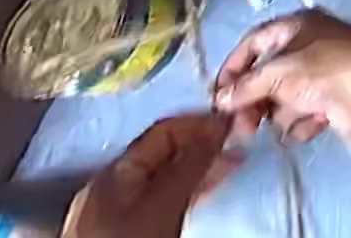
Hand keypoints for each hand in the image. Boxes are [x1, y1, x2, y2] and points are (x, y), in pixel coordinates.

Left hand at [62, 113, 237, 237]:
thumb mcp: (167, 199)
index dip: (201, 123)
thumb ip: (194, 158)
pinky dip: (191, 187)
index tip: (233, 125)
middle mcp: (112, 188)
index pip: (165, 130)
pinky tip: (209, 189)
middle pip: (167, 151)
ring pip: (169, 175)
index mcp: (114, 174)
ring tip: (232, 164)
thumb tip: (222, 123)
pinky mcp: (130, 231)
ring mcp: (118, 213)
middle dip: (204, 144)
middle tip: (238, 142)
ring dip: (202, 165)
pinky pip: (166, 196)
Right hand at [214, 10, 350, 144]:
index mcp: (294, 26)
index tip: (217, 98)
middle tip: (245, 126)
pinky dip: (303, 122)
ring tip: (290, 117)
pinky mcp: (327, 99)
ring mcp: (316, 74)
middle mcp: (305, 46)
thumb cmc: (323, 66)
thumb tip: (220, 100)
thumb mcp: (278, 70)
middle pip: (264, 77)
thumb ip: (246, 86)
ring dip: (281, 114)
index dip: (232, 68)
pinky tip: (312, 120)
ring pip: (280, 101)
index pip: (253, 42)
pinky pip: (301, 115)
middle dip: (253, 102)